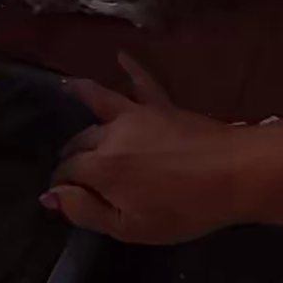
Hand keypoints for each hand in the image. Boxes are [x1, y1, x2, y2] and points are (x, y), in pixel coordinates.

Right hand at [44, 55, 246, 243]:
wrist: (231, 173)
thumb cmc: (182, 209)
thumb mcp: (130, 227)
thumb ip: (86, 211)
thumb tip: (51, 196)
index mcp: (101, 166)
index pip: (67, 170)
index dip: (60, 183)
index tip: (60, 194)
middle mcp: (111, 133)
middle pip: (80, 139)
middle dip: (70, 152)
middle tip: (69, 165)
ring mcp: (137, 114)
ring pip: (100, 99)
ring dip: (81, 91)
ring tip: (66, 84)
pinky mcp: (161, 104)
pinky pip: (142, 81)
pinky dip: (131, 67)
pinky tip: (121, 55)